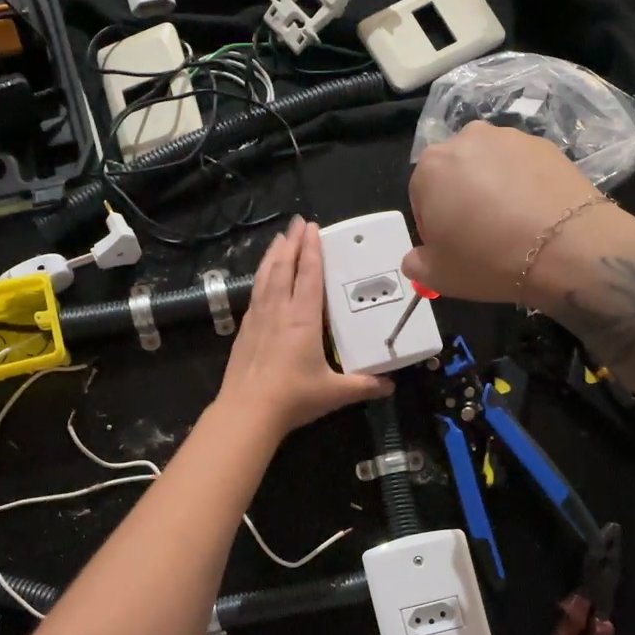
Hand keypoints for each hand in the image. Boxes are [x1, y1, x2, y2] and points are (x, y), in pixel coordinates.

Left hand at [216, 216, 392, 436]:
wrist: (247, 412)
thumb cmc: (293, 398)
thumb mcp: (333, 393)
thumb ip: (363, 386)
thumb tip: (389, 386)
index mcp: (302, 319)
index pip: (308, 275)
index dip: (311, 250)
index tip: (313, 227)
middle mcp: (278, 312)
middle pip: (284, 268)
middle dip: (291, 243)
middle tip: (297, 222)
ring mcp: (258, 320)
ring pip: (265, 278)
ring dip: (273, 255)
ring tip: (278, 239)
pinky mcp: (244, 332)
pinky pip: (254, 295)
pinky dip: (260, 278)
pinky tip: (261, 279)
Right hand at [404, 122, 634, 309]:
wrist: (563, 246)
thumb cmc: (487, 259)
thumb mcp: (438, 276)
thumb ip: (415, 263)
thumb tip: (416, 257)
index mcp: (430, 167)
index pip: (420, 197)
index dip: (433, 227)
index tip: (451, 248)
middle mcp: (466, 139)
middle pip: (454, 174)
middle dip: (460, 200)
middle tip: (479, 236)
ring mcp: (509, 137)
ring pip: (488, 167)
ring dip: (491, 189)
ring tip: (510, 225)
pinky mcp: (544, 143)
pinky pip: (521, 167)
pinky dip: (521, 185)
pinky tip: (532, 215)